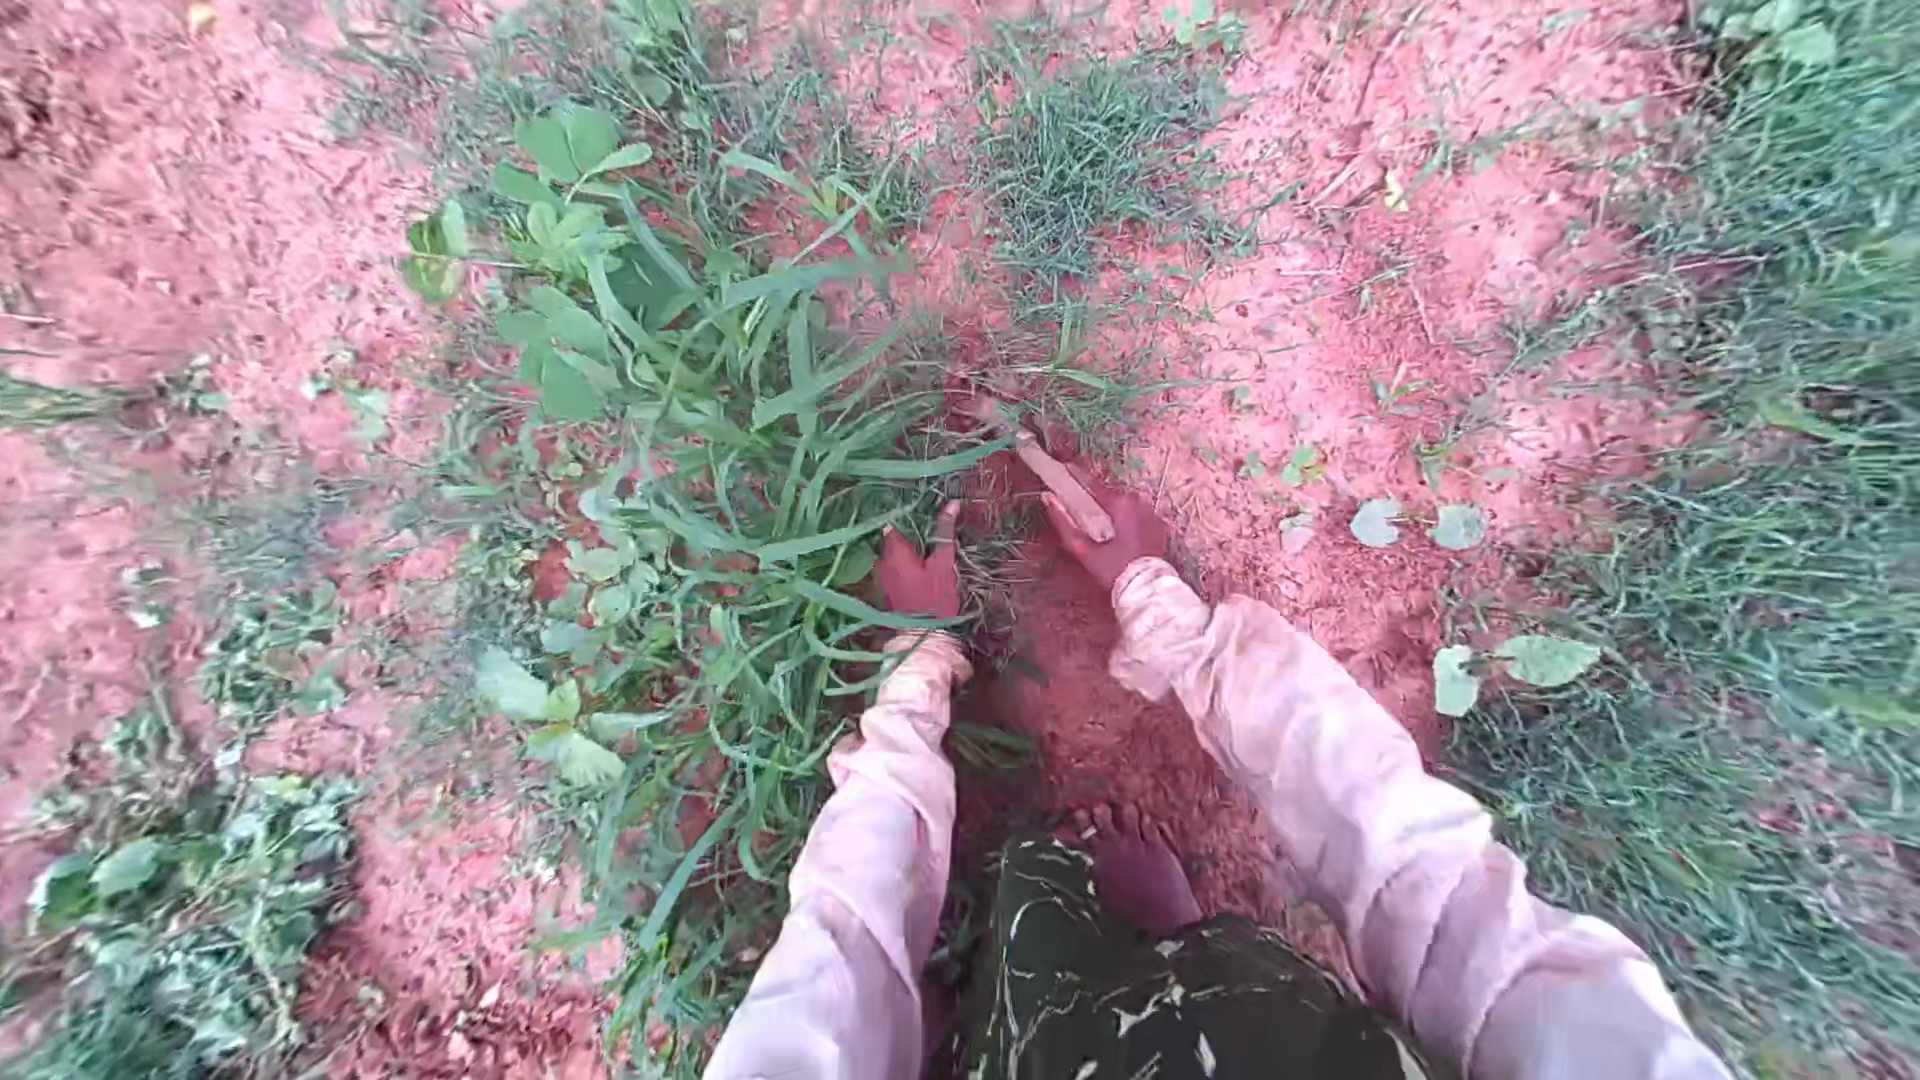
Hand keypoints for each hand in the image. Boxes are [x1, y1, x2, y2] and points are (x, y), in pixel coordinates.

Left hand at [878, 500, 961, 618]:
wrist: (924, 635)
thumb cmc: (935, 599)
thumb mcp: (943, 563)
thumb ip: (945, 532)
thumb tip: (952, 504)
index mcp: (894, 551)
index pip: (896, 521)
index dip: (913, 516)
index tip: (929, 515)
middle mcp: (882, 560)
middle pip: (894, 536)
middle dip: (912, 533)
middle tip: (933, 534)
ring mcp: (881, 575)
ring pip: (893, 552)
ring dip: (909, 548)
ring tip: (929, 548)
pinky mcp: (885, 587)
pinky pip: (893, 566)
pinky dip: (904, 562)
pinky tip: (920, 565)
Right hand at [1040, 471, 1167, 588]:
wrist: (1146, 588)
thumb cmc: (1113, 569)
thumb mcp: (1083, 548)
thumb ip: (1063, 522)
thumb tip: (1048, 498)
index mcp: (1119, 503)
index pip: (1092, 484)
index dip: (1076, 477)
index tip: (1064, 468)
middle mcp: (1138, 501)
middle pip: (1109, 494)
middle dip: (1095, 501)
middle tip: (1081, 511)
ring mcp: (1151, 512)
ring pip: (1124, 504)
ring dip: (1111, 510)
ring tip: (1100, 526)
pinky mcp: (1159, 523)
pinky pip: (1137, 514)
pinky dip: (1126, 519)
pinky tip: (1118, 534)